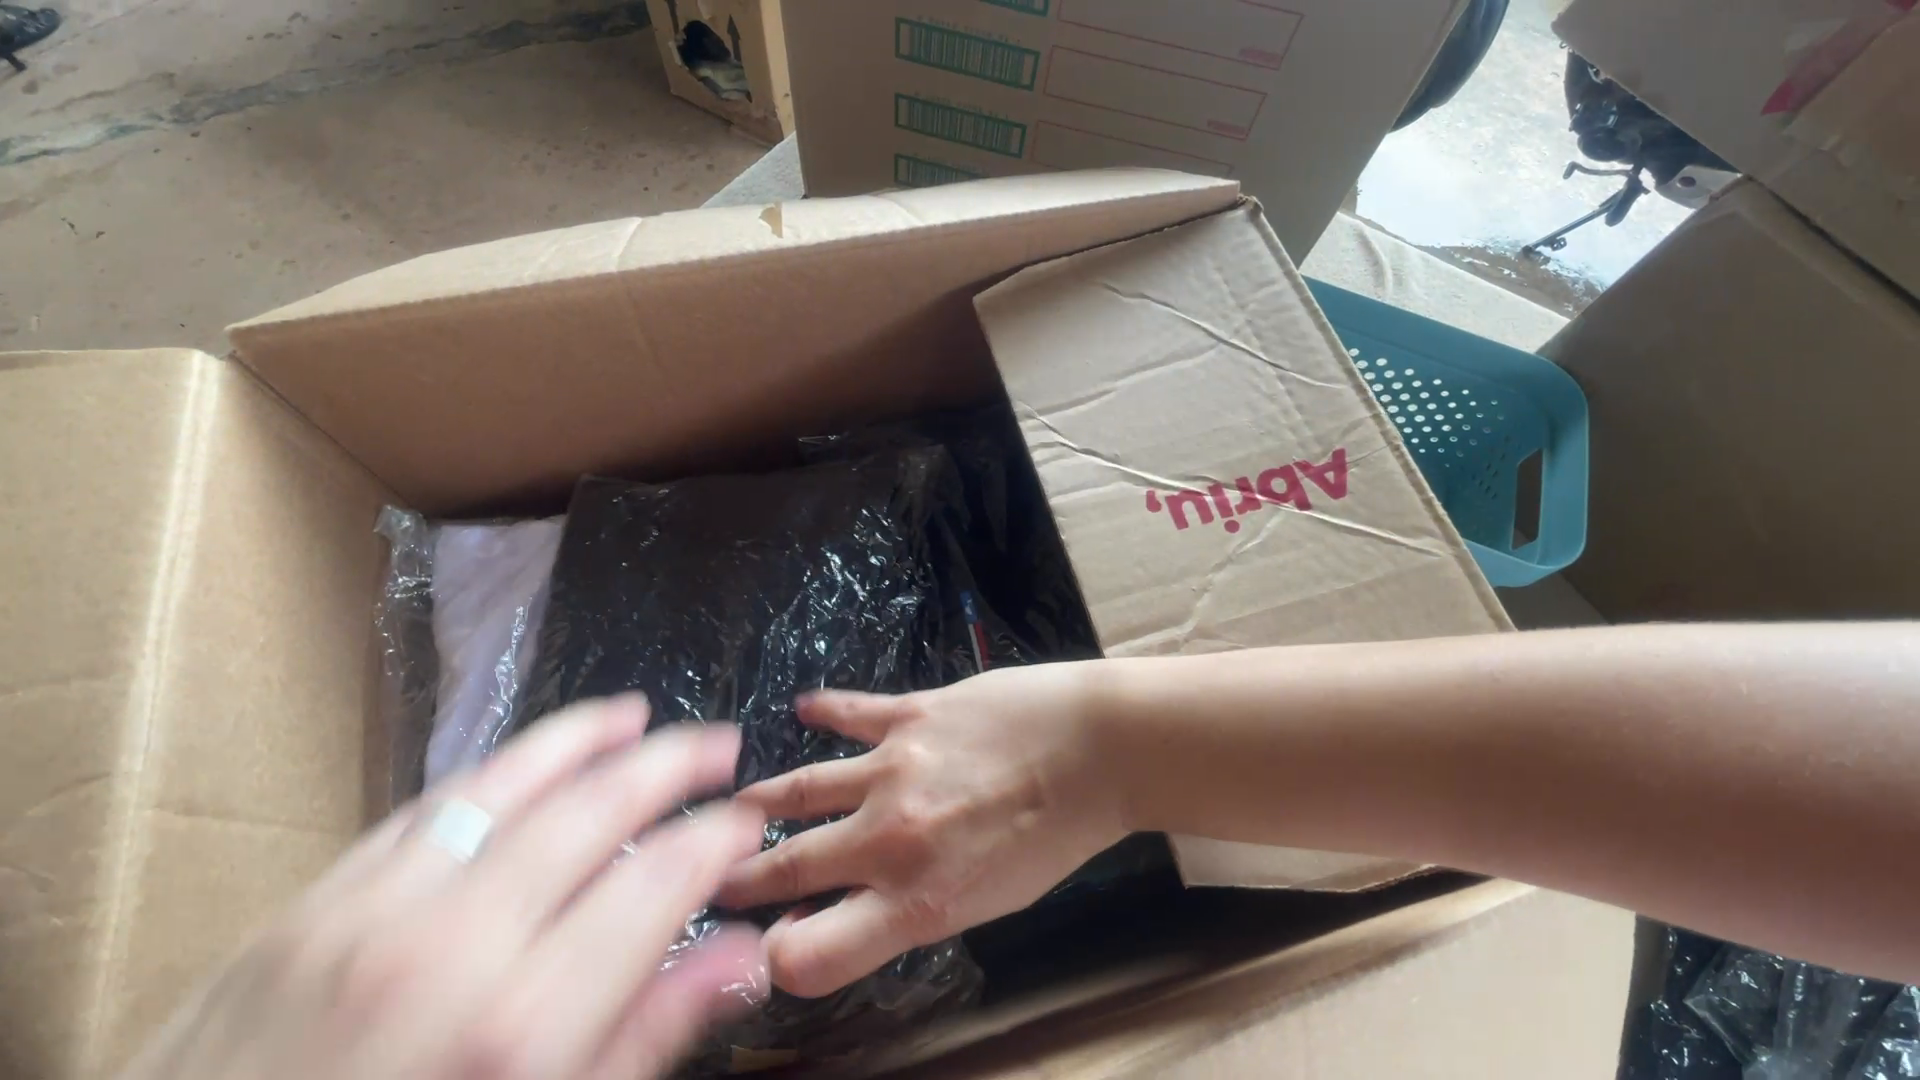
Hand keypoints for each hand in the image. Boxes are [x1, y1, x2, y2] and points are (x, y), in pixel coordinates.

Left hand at [117, 697, 766, 1079]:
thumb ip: (647, 1036)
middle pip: (593, 810)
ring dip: (582, 737)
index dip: (717, 839)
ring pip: (505, 784)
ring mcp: (370, 913)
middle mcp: (453, 948)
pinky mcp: (308, 906)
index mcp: (522, 1028)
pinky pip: (424, 811)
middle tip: (720, 742)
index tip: (747, 821)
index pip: (658, 884)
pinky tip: (527, 759)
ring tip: (635, 713)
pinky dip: (492, 772)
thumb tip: (743, 956)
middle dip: (671, 762)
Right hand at [717, 663, 1125, 997]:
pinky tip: (803, 707)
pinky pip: (851, 713)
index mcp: (917, 902)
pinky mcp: (909, 713)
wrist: (1100, 748)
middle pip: (789, 869)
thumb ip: (919, 908)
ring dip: (764, 804)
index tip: (774, 944)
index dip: (781, 958)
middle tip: (717, 879)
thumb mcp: (992, 900)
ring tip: (738, 808)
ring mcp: (893, 769)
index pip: (810, 954)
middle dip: (744, 880)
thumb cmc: (1059, 834)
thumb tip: (860, 912)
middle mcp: (890, 840)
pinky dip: (824, 710)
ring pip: (801, 789)